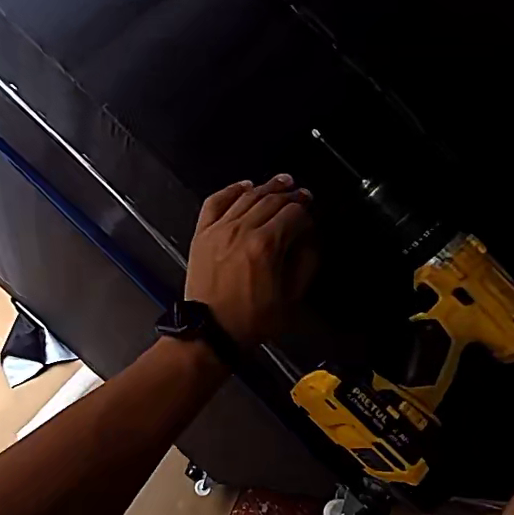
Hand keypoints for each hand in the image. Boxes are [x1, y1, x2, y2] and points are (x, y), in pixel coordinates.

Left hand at [185, 174, 319, 345]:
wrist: (211, 332)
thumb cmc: (249, 321)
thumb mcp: (291, 298)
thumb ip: (305, 263)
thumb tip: (309, 240)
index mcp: (266, 246)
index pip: (294, 213)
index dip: (307, 212)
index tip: (311, 215)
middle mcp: (241, 232)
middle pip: (272, 200)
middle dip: (291, 195)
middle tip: (302, 194)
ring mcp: (219, 230)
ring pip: (247, 196)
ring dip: (267, 186)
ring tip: (282, 182)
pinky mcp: (202, 234)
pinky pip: (216, 201)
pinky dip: (231, 190)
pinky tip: (245, 186)